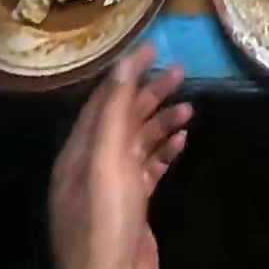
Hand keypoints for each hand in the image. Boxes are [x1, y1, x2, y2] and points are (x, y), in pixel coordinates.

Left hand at [49, 43, 189, 268]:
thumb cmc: (105, 220)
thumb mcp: (107, 159)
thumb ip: (115, 110)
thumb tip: (124, 62)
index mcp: (78, 151)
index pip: (103, 99)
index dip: (127, 72)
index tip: (153, 48)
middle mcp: (93, 163)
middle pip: (124, 117)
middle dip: (151, 93)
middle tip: (181, 71)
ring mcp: (113, 185)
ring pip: (140, 140)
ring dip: (163, 121)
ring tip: (190, 107)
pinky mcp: (133, 203)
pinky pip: (150, 165)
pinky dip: (166, 149)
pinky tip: (183, 140)